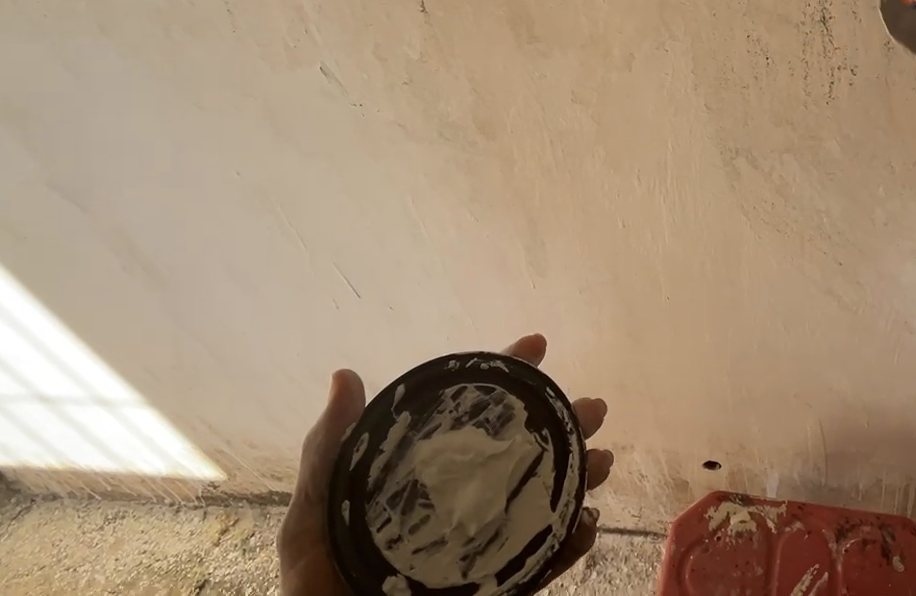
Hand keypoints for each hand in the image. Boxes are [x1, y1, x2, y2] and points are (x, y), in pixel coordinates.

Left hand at [279, 334, 614, 595]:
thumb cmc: (318, 591)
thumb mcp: (312, 521)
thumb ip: (328, 452)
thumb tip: (346, 375)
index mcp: (426, 474)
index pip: (472, 413)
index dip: (508, 373)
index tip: (538, 345)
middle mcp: (464, 501)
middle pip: (524, 451)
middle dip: (565, 422)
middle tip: (594, 407)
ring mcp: (485, 547)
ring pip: (545, 500)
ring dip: (580, 476)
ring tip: (603, 461)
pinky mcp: (500, 589)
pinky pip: (544, 565)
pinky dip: (572, 544)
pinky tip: (587, 525)